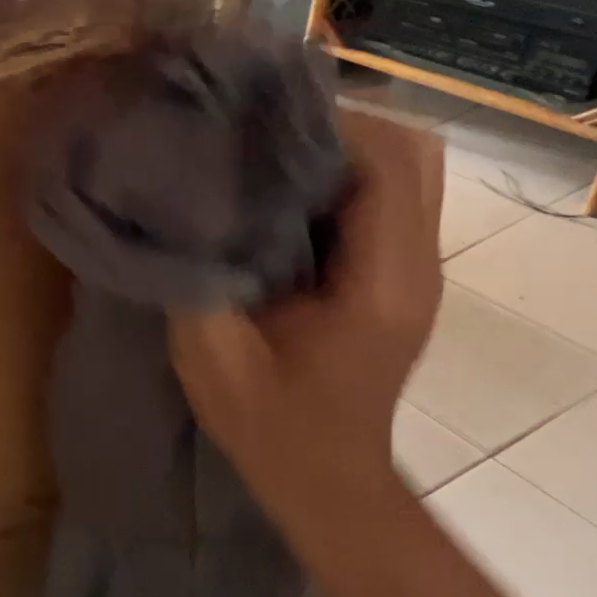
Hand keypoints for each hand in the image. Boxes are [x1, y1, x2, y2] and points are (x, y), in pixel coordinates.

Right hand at [168, 112, 444, 522]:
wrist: (322, 477)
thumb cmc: (268, 421)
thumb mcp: (212, 351)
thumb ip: (199, 271)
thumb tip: (180, 198)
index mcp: (380, 281)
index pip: (386, 165)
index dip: (325, 125)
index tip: (253, 119)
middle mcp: (416, 264)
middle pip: (412, 152)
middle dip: (337, 124)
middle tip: (259, 128)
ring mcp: (413, 268)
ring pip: (404, 168)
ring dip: (340, 146)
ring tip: (264, 151)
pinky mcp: (394, 274)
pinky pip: (383, 196)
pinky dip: (338, 175)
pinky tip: (275, 191)